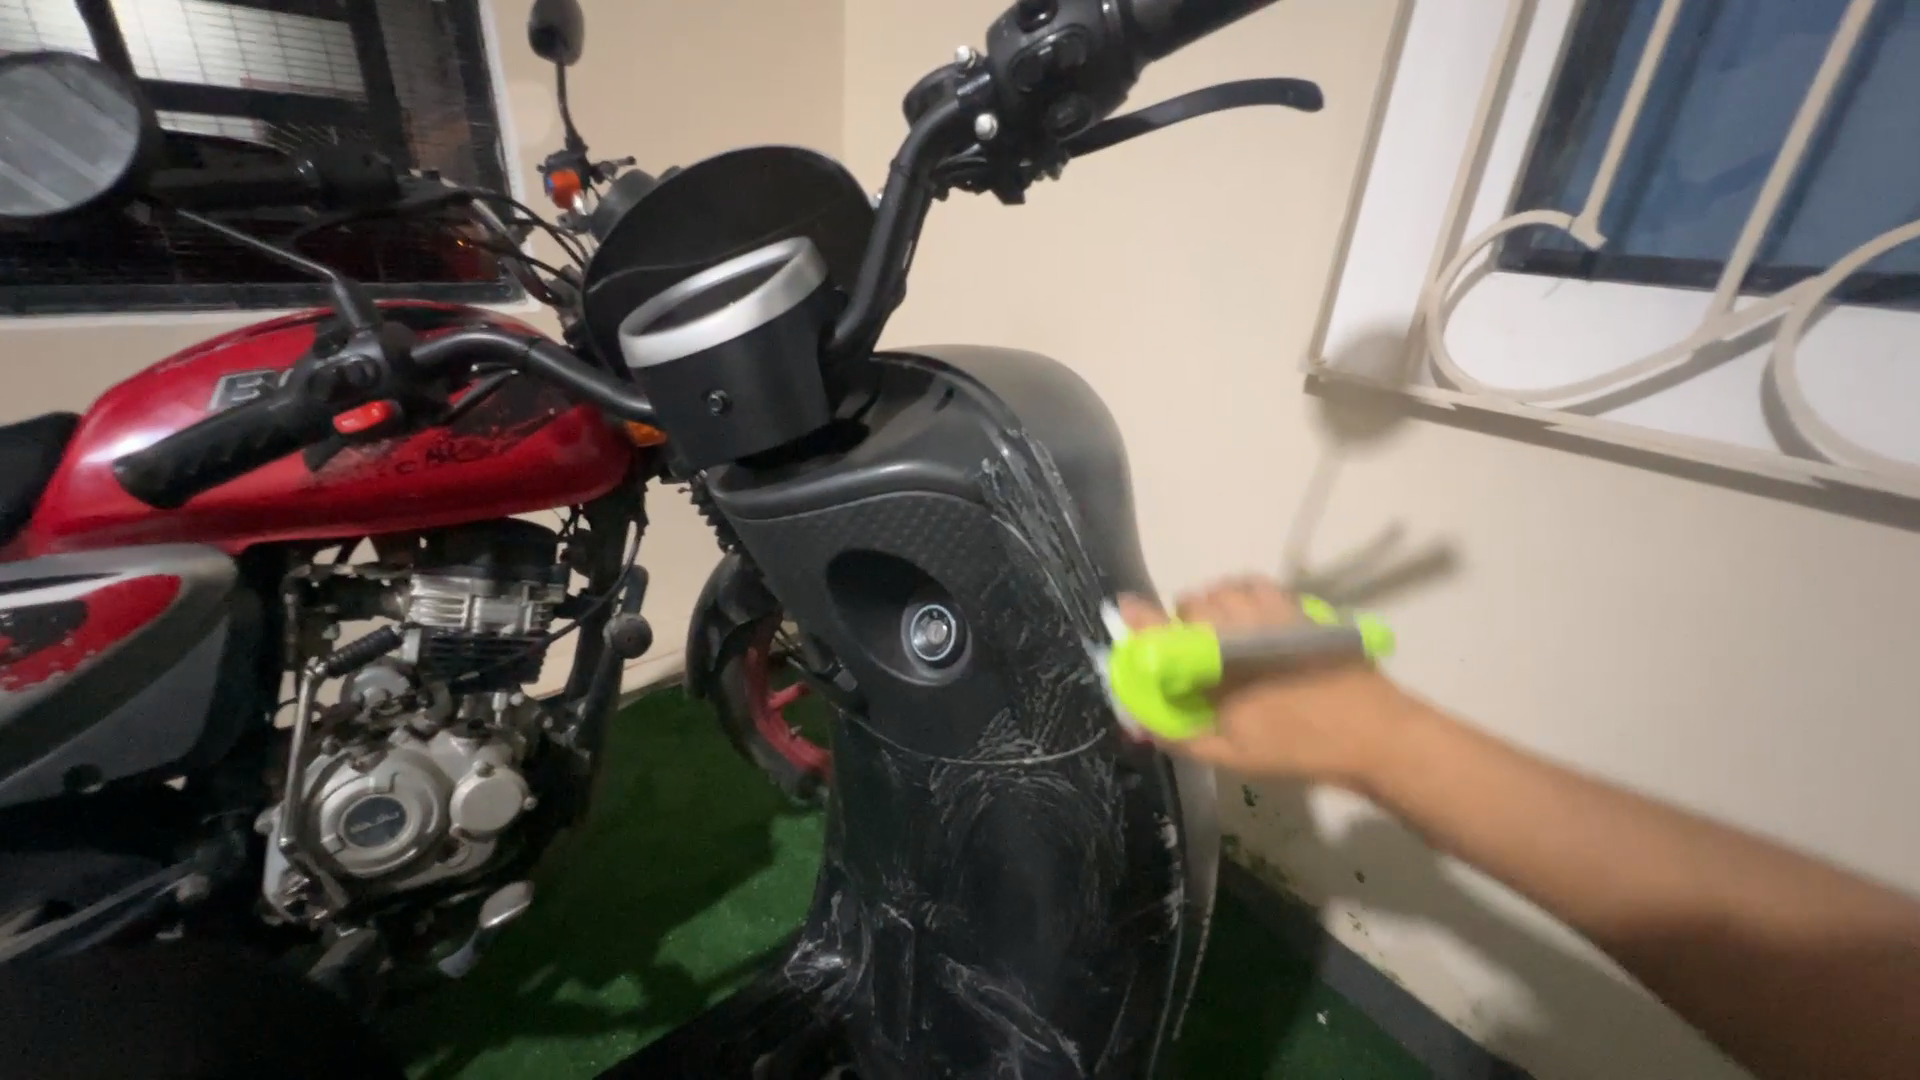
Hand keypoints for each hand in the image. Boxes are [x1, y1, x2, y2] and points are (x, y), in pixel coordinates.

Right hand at [1118, 577, 1414, 790]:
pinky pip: (1253, 584)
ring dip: (1213, 608)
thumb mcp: (1232, 757)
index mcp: (1217, 667)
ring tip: (1224, 635)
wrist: (1375, 734)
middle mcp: (1238, 630)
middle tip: (1197, 656)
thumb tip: (1138, 724)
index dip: (1137, 619)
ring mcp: (1270, 613)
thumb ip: (1180, 737)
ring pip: (1221, 590)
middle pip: (1191, 605)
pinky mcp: (1297, 607)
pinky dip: (1241, 594)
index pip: (1163, 631)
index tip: (1122, 609)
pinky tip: (1250, 618)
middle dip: (1184, 626)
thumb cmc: (1299, 748)